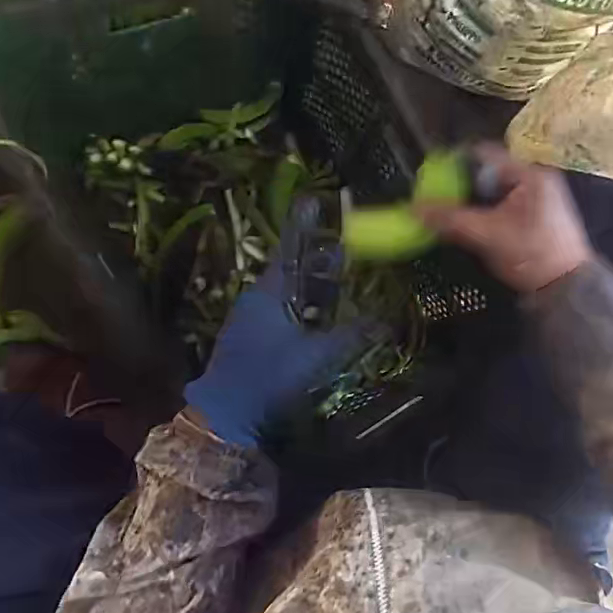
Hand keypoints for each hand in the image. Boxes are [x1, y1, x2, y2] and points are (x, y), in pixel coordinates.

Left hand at [182, 199, 368, 447]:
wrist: (226, 411)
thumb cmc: (270, 374)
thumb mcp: (317, 354)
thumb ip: (352, 335)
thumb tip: (386, 321)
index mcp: (269, 291)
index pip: (291, 248)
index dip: (305, 226)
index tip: (313, 201)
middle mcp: (257, 297)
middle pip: (291, 268)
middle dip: (317, 260)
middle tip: (344, 250)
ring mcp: (249, 317)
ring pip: (286, 291)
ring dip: (310, 286)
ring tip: (338, 282)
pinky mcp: (249, 336)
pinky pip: (279, 310)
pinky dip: (300, 307)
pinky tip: (318, 318)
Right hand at [414, 146, 591, 293]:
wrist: (567, 288)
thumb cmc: (531, 255)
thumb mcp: (488, 236)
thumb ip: (451, 220)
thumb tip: (416, 210)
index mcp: (529, 175)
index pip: (484, 154)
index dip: (455, 162)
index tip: (432, 176)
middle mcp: (535, 179)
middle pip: (488, 172)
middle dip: (461, 184)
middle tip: (436, 196)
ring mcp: (539, 197)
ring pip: (495, 190)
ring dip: (472, 200)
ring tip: (448, 211)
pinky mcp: (537, 216)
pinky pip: (503, 204)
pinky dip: (485, 210)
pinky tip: (470, 224)